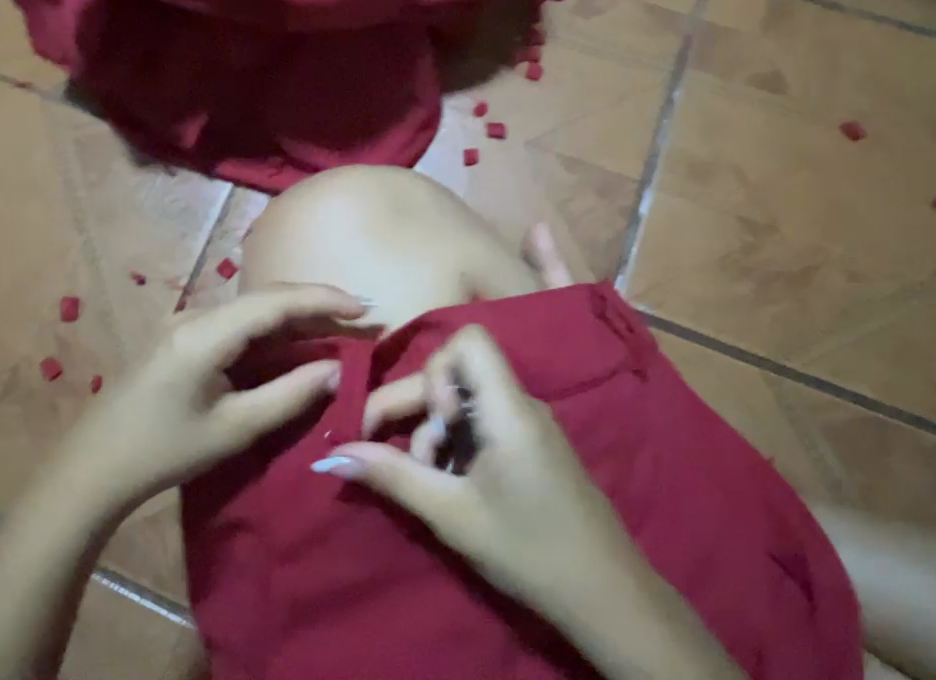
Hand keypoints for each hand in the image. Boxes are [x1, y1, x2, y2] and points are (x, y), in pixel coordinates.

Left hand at [55, 284, 364, 511]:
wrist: (93, 468)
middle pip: (266, 297)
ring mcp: (184, 324)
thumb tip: (335, 370)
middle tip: (361, 317)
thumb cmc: (163, 452)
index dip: (324, 299)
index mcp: (205, 332)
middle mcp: (195, 315)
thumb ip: (289, 396)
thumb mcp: (234, 429)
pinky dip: (271, 331)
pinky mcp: (181, 338)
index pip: (276, 301)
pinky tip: (293, 343)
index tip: (366, 308)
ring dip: (294, 317)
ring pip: (252, 309)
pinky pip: (236, 323)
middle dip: (315, 304)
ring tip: (338, 328)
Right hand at [311, 323, 644, 616]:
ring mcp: (529, 424)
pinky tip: (451, 485)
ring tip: (429, 480)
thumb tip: (330, 454)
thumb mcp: (450, 513)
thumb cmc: (527, 549)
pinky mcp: (531, 446)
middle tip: (393, 454)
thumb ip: (391, 475)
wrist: (605, 595)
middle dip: (417, 405)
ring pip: (466, 400)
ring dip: (435, 431)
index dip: (435, 369)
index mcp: (507, 407)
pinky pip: (482, 422)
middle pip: (457, 371)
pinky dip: (456, 444)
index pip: (469, 340)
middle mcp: (520, 403)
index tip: (426, 419)